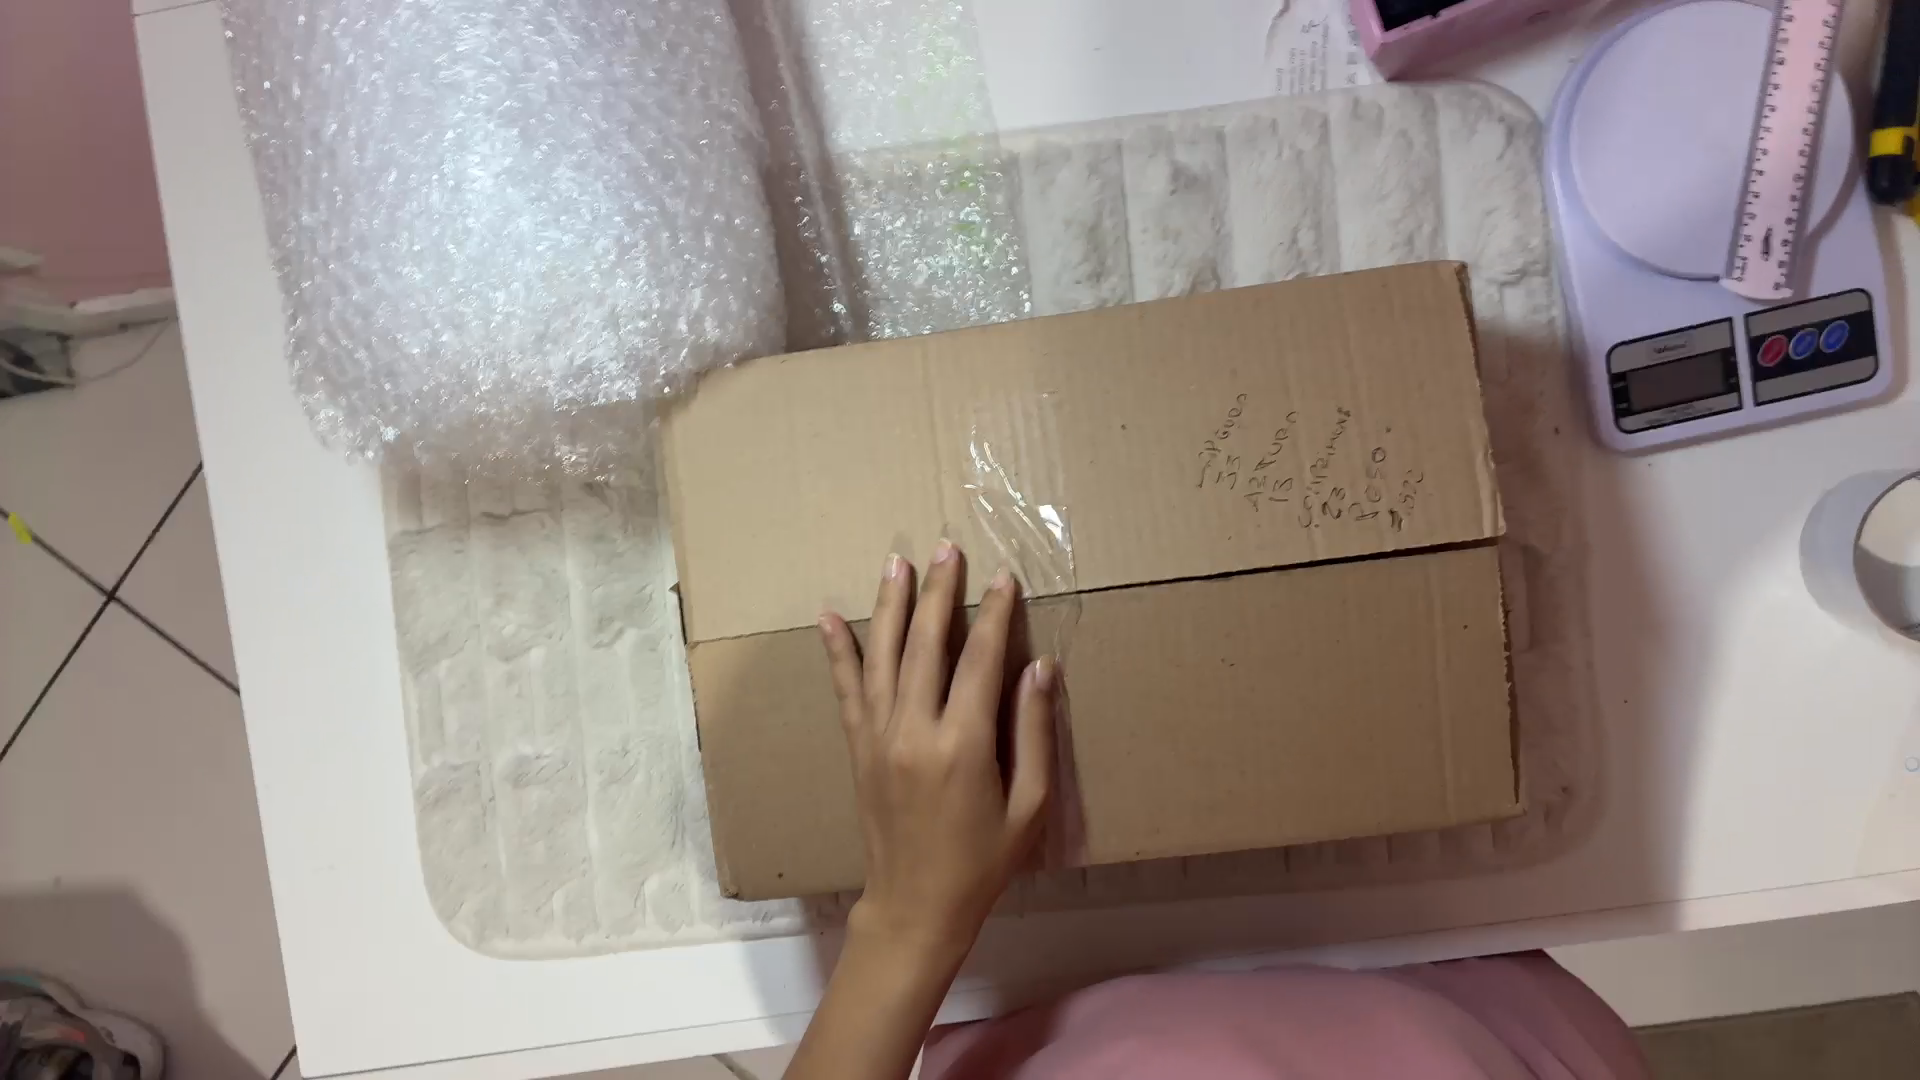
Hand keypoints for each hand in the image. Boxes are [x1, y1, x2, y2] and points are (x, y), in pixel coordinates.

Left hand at [817, 540, 1056, 966]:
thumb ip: (1035, 732)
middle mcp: (914, 729)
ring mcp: (878, 736)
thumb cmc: (983, 861)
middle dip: (939, 591)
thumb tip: (1041, 667)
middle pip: (925, 643)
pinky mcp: (858, 746)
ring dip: (890, 604)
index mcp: (963, 744)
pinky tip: (829, 617)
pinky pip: (846, 688)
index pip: (980, 659)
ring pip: (881, 654)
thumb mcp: (1030, 806)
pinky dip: (837, 650)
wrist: (914, 906)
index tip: (1004, 577)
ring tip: (897, 561)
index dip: (995, 613)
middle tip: (947, 548)